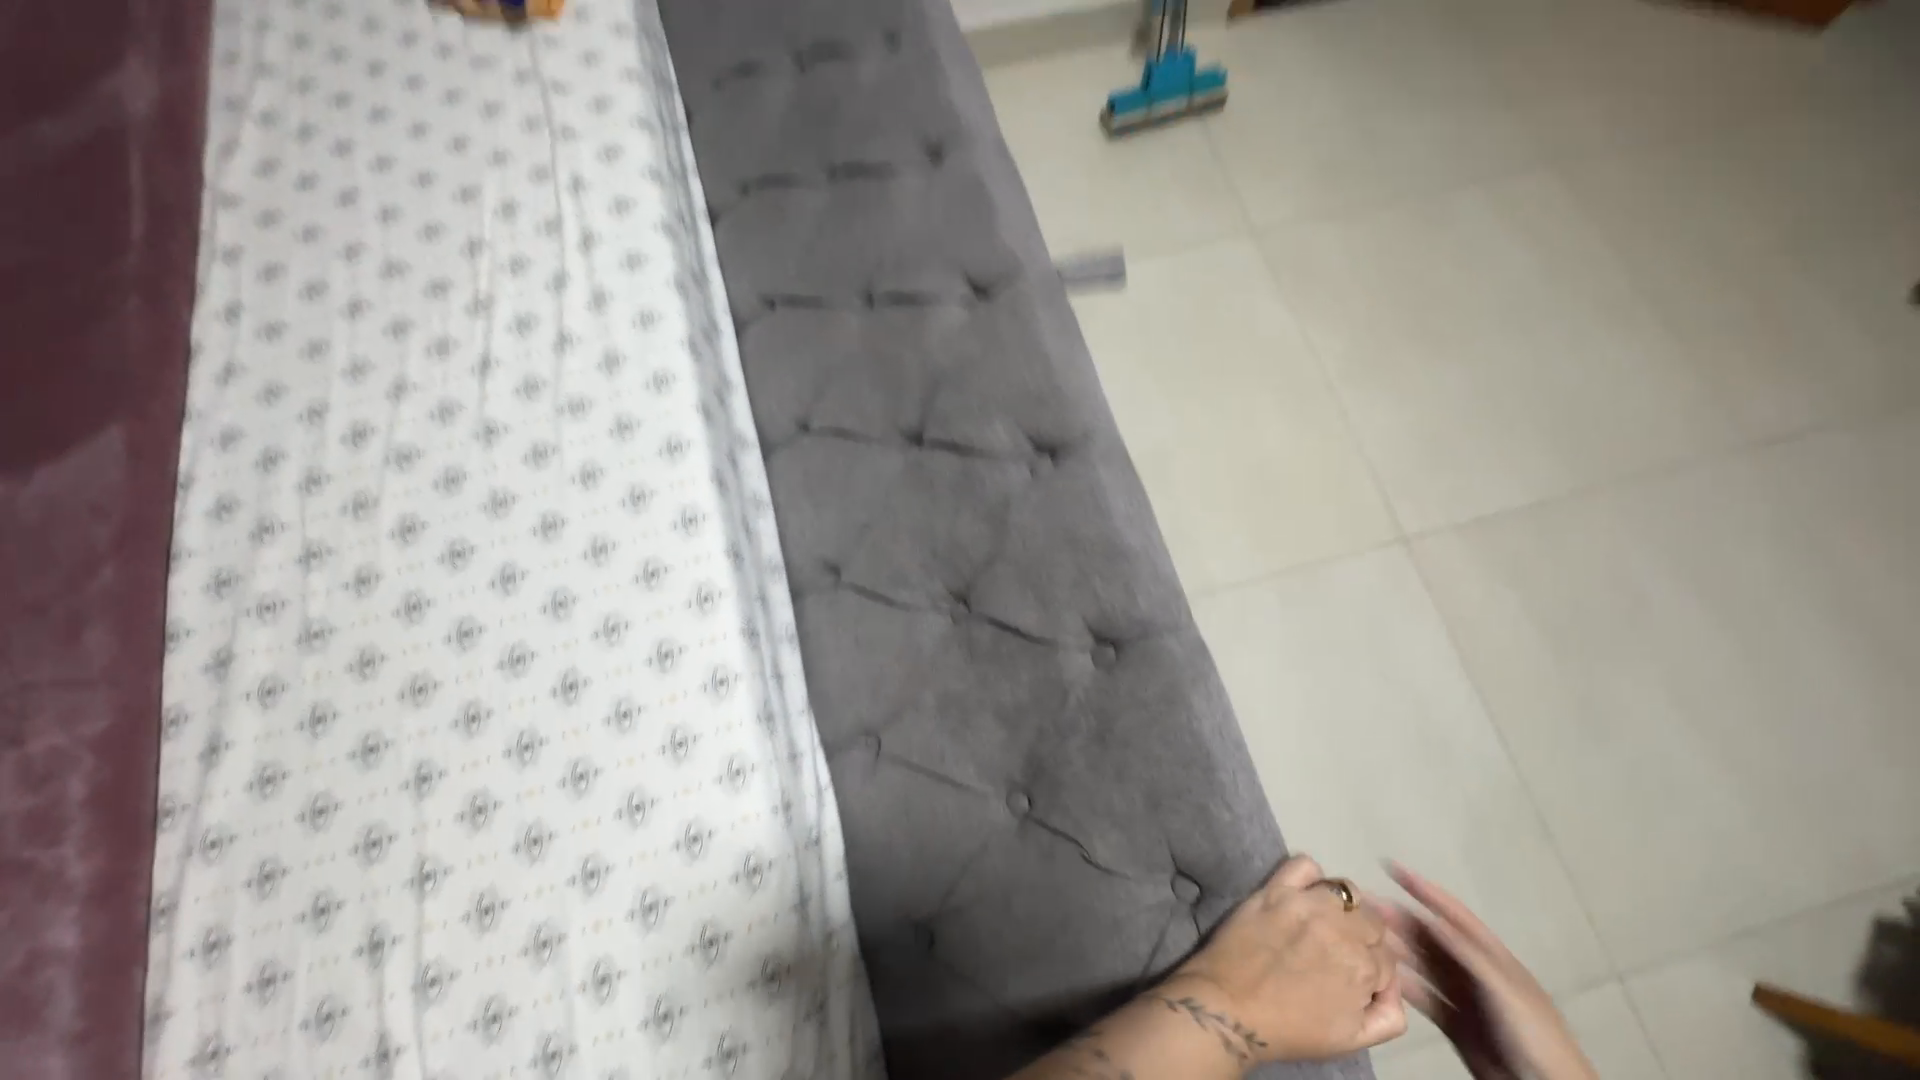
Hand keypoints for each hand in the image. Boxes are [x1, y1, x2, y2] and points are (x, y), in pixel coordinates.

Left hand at [1162, 854, 1406, 1064]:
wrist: (1230, 1009)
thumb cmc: (1290, 1029)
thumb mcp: (1352, 1040)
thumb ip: (1389, 1016)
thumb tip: (1393, 988)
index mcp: (1363, 967)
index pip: (1388, 957)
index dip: (1375, 970)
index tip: (1358, 978)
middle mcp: (1340, 929)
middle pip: (1372, 921)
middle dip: (1365, 939)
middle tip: (1342, 952)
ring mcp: (1305, 904)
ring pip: (1347, 892)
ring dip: (1344, 908)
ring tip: (1327, 923)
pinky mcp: (1275, 890)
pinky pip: (1305, 865)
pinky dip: (1311, 875)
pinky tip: (1305, 895)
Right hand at [1377, 863, 1596, 1079]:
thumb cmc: (1536, 1035)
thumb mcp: (1506, 990)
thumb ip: (1469, 955)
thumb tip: (1433, 920)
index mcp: (1491, 956)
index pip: (1452, 914)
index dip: (1423, 889)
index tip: (1391, 867)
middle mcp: (1473, 970)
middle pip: (1430, 937)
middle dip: (1399, 917)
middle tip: (1364, 905)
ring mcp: (1462, 996)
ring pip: (1422, 964)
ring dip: (1395, 948)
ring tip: (1363, 934)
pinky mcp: (1454, 1022)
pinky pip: (1422, 996)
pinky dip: (1401, 984)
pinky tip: (1379, 974)